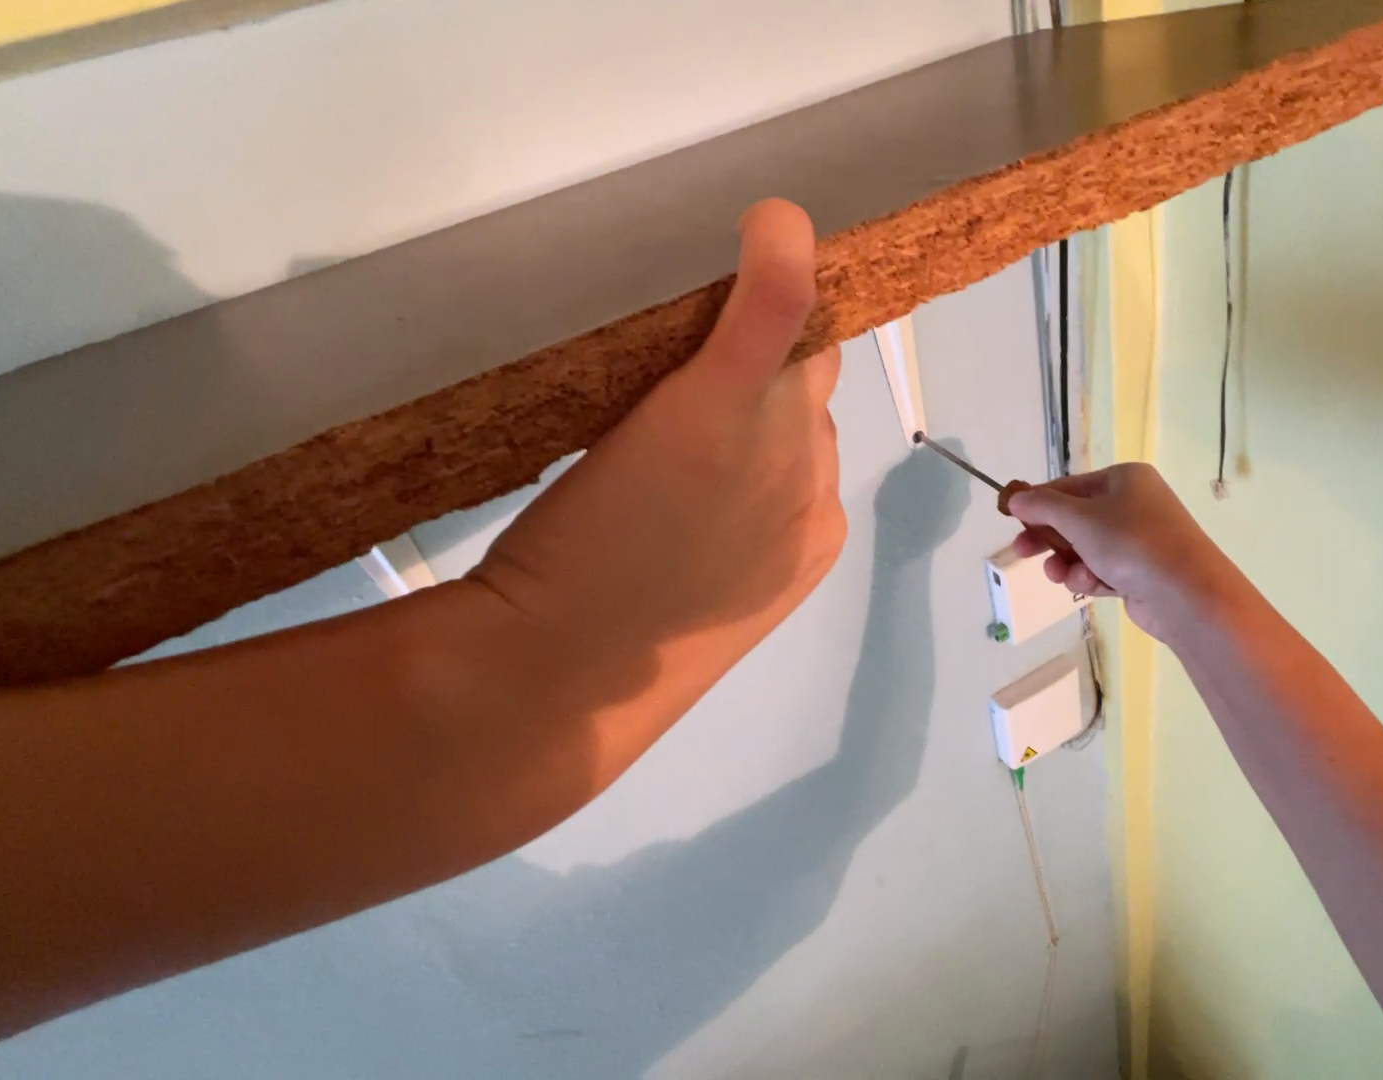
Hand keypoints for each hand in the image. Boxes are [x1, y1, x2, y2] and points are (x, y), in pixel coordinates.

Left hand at [466, 199, 845, 750]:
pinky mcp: (719, 409)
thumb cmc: (614, 640)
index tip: (738, 396)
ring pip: (788, 357)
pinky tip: (769, 222)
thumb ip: (734, 524)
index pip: (814, 436)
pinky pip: (775, 315)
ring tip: (684, 348)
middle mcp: (819, 481)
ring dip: (750, 343)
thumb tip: (721, 472)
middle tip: (703, 364)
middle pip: (810, 387)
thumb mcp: (701, 586)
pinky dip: (778, 263)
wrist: (563, 672)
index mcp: (816, 531)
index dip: (779, 409)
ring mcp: (779, 444)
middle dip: (773, 371)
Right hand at [1006, 463, 1246, 641]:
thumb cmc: (1130, 543)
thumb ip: (1042, 506)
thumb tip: (1015, 498)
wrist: (1186, 594)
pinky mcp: (1141, 571)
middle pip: (1075, 518)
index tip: (1012, 520)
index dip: (1038, 503)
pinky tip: (1091, 585)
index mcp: (1124, 479)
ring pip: (1084, 547)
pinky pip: (1101, 568)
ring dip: (1067, 562)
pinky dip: (1090, 576)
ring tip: (1059, 575)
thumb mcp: (1078, 519)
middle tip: (1021, 551)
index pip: (1069, 486)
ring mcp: (1139, 539)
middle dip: (1049, 538)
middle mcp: (1134, 503)